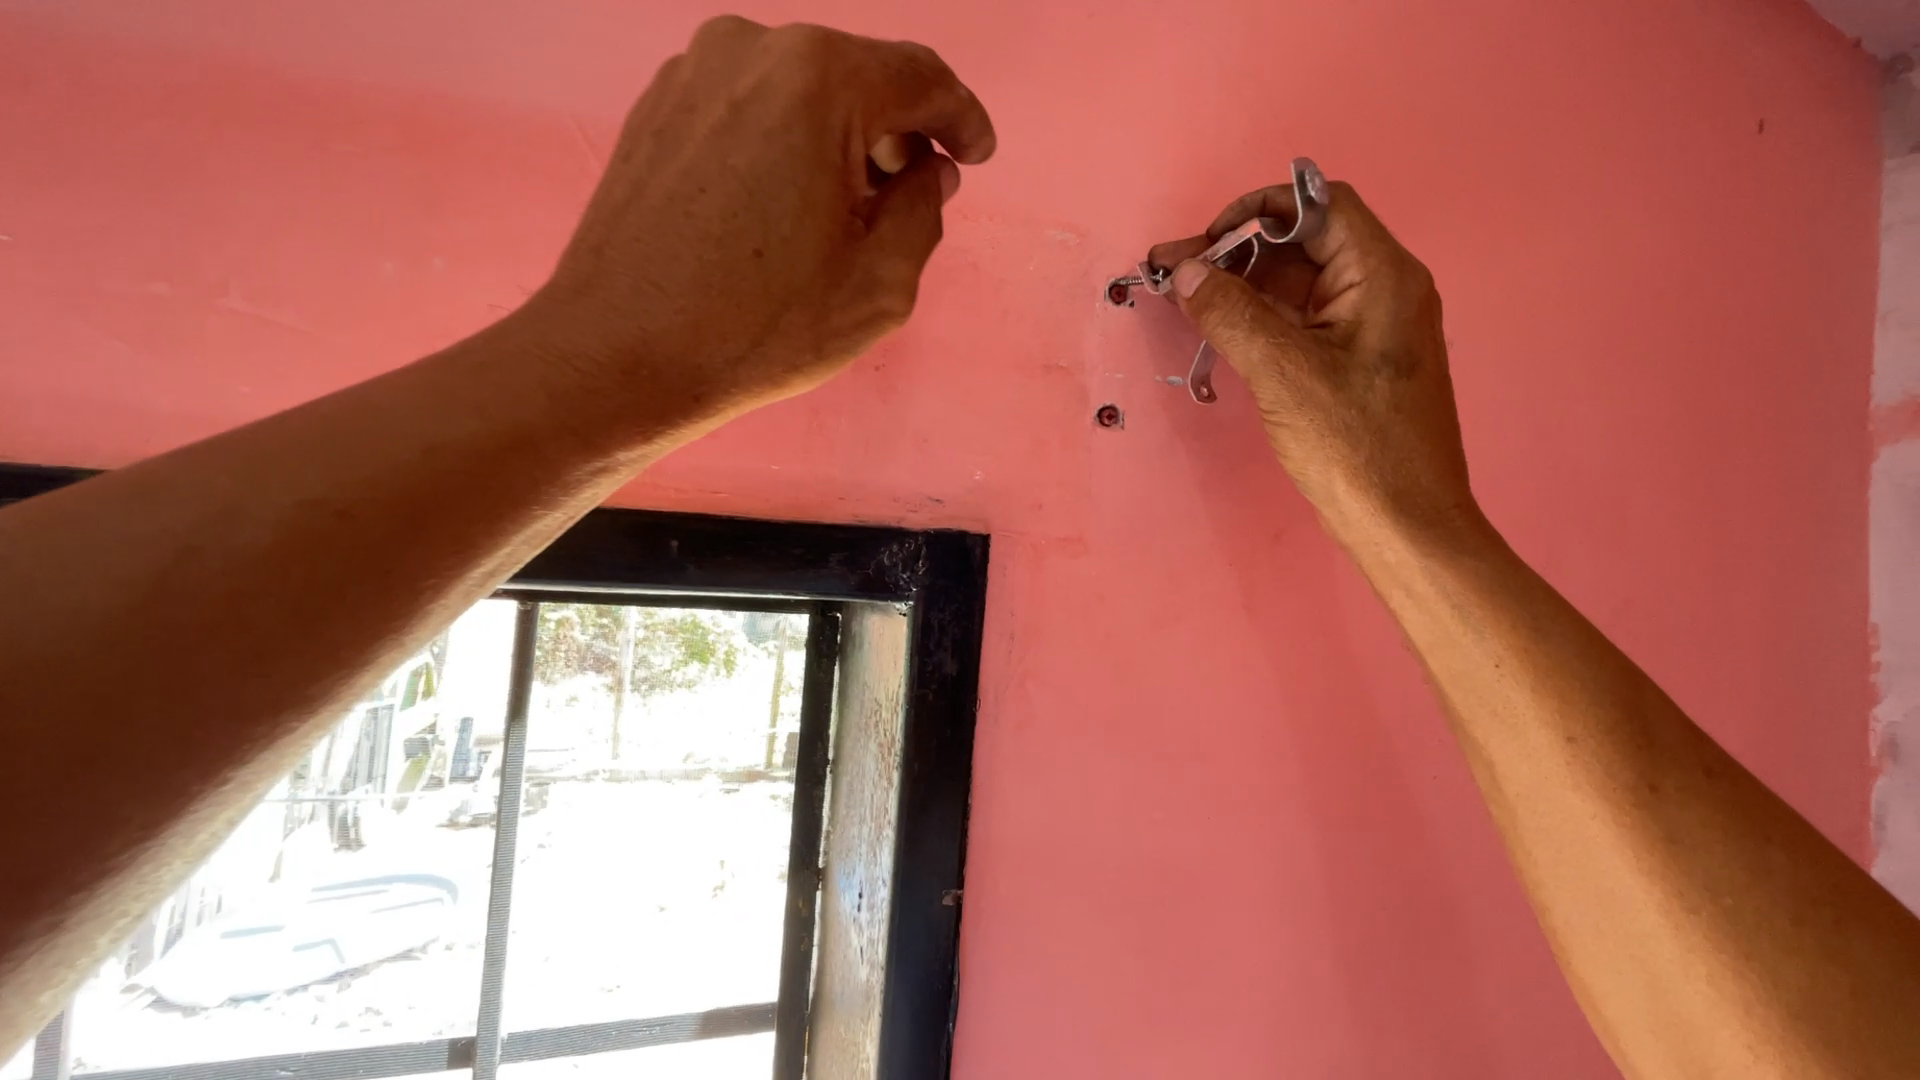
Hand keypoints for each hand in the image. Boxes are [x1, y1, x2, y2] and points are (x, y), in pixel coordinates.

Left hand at [531, 16, 994, 415]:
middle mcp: (751, 50)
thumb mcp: (880, 285)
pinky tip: (788, 206)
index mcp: (817, 81)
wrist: (621, 355)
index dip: (961, 117)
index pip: (920, 76)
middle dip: (897, 134)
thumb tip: (926, 169)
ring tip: (850, 210)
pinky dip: (786, 145)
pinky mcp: (657, 108)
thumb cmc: (761, 329)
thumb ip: (924, 210)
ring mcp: (692, 73)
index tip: (976, 155)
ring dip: (840, 140)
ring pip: (800, 94)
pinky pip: (750, 111)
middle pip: (857, 78)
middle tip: (914, 194)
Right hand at [1150, 181, 1479, 549]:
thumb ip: (1231, 314)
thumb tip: (1184, 272)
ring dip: (1241, 288)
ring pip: (1297, 287)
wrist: (1402, 523)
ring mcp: (1367, 331)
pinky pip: (1299, 324)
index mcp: (1382, 276)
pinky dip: (1257, 320)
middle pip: (1303, 246)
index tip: (1205, 241)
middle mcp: (1381, 292)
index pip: (1320, 206)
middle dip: (1236, 253)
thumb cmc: (1353, 445)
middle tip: (1172, 273)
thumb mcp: (1284, 373)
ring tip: (1182, 299)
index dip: (1258, 211)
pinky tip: (1218, 329)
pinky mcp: (1352, 365)